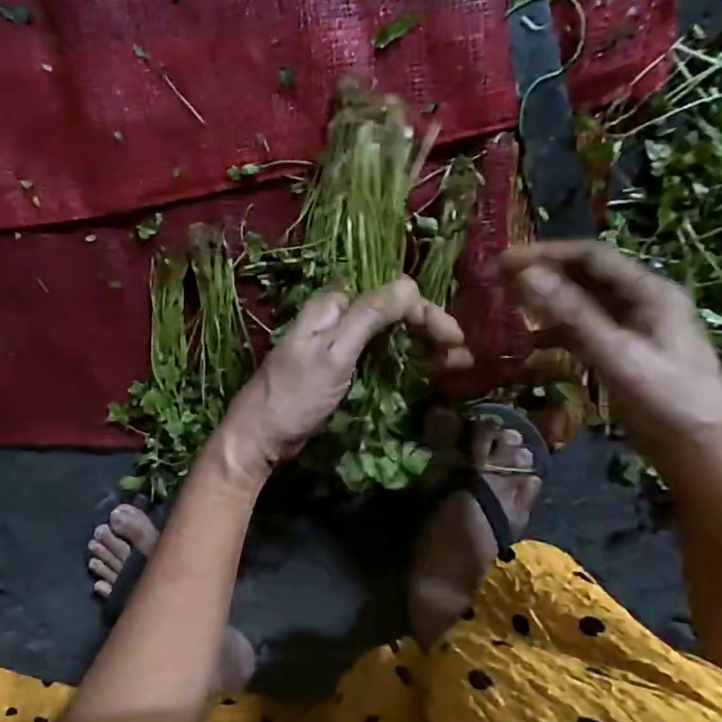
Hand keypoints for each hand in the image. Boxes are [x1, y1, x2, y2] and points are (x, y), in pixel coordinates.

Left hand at [216, 276, 470, 479]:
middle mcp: (340, 317)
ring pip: (392, 333)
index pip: (393, 296)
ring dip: (424, 344)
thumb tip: (409, 285)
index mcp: (335, 305)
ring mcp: (342, 342)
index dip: (426, 313)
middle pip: (396, 312)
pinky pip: (382, 353)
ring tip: (456, 364)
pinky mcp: (343, 366)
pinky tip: (429, 370)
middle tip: (461, 355)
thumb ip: (369, 317)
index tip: (453, 339)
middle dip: (431, 329)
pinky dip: (407, 359)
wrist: (260, 436)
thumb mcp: (334, 354)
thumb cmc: (294, 396)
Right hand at [502, 241, 721, 474]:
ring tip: (511, 309)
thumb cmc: (668, 400)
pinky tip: (533, 346)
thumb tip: (526, 276)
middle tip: (500, 282)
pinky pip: (588, 335)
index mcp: (650, 291)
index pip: (591, 256)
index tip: (504, 262)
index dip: (546, 254)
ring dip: (551, 305)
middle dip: (545, 276)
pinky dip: (561, 336)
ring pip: (586, 306)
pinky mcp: (628, 358)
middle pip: (588, 277)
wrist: (706, 454)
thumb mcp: (618, 354)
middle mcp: (643, 303)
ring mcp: (636, 331)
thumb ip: (572, 314)